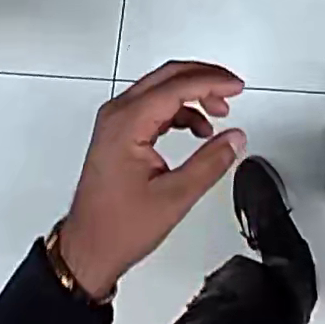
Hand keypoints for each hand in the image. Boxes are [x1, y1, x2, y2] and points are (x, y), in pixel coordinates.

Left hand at [56, 61, 246, 298]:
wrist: (89, 247)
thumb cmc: (118, 226)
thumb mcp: (174, 197)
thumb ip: (209, 163)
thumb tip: (234, 138)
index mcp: (127, 122)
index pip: (176, 86)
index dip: (211, 82)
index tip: (236, 86)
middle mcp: (118, 113)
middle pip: (167, 76)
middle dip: (204, 78)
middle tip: (232, 87)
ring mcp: (116, 120)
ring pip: (161, 87)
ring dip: (193, 93)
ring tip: (220, 111)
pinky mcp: (119, 130)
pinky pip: (154, 105)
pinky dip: (179, 109)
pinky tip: (198, 127)